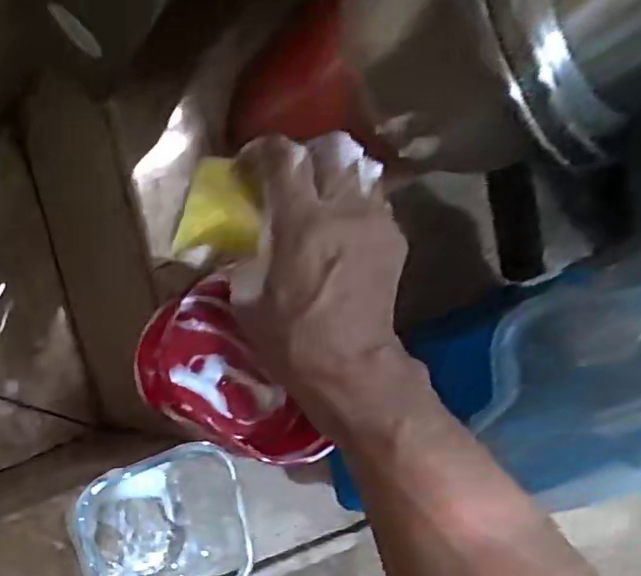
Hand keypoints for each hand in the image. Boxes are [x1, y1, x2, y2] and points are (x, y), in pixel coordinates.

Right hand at [234, 134, 423, 439]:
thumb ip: (248, 260)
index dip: (265, 151)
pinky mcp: (393, 236)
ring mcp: (375, 219)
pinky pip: (372, 200)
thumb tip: (247, 244)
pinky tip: (338, 225)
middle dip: (305, 153)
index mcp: (300, 224)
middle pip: (332, 149)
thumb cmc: (286, 338)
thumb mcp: (247, 300)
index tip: (249, 158)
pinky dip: (352, 201)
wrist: (346, 362)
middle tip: (286, 173)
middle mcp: (343, 209)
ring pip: (358, 169)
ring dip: (334, 174)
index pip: (285, 162)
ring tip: (316, 195)